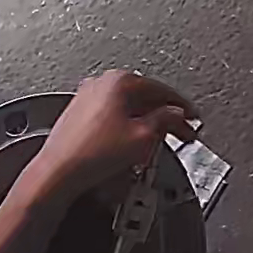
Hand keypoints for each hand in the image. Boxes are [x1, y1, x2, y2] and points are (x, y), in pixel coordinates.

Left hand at [28, 71, 196, 197]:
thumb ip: (166, 121)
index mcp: (119, 81)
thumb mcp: (143, 137)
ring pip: (128, 105)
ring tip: (159, 139)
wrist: (59, 171)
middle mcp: (101, 83)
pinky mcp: (80, 113)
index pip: (161, 90)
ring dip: (146, 121)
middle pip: (144, 96)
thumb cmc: (91, 153)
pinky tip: (133, 141)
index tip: (193, 118)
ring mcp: (88, 96)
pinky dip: (127, 125)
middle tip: (181, 131)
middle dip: (165, 115)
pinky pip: (112, 114)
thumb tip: (177, 115)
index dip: (182, 107)